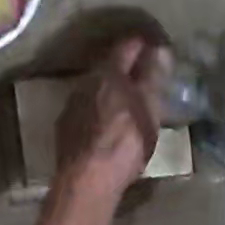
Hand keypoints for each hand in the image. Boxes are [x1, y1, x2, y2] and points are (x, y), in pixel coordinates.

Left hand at [54, 37, 170, 199]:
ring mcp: (72, 107)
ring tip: (124, 105)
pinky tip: (105, 127)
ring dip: (110, 94)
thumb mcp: (148, 110)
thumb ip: (153, 78)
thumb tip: (159, 48)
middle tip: (141, 77)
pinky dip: (98, 114)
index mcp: (109, 73)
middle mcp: (86, 83)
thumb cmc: (124, 143)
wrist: (87, 180)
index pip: (126, 47)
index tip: (154, 47)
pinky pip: (85, 113)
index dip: (141, 45)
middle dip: (125, 71)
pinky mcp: (65, 130)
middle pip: (108, 69)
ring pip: (94, 91)